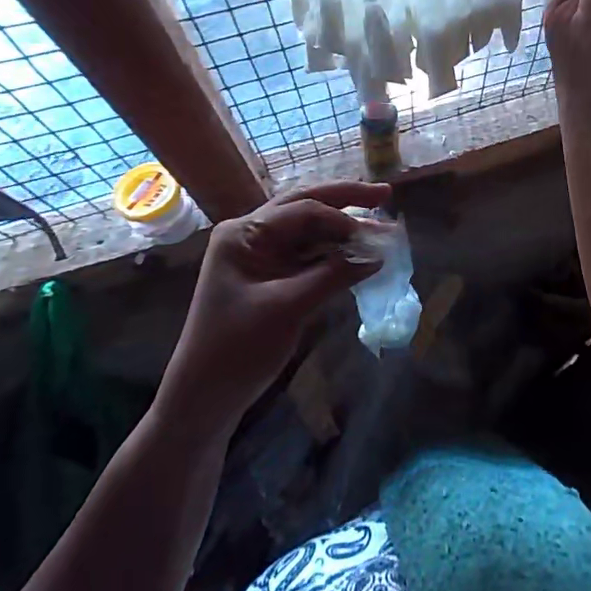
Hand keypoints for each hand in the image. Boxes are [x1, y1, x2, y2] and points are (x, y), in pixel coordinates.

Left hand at [157, 181, 392, 426]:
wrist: (204, 397)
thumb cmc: (238, 348)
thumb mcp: (288, 307)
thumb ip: (333, 274)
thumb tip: (378, 253)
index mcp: (244, 232)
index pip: (302, 210)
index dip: (342, 218)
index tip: (377, 235)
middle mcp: (251, 233)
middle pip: (305, 206)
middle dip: (345, 199)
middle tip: (385, 193)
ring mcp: (260, 254)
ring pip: (309, 230)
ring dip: (343, 229)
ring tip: (382, 227)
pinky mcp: (270, 275)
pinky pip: (307, 254)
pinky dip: (333, 253)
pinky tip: (358, 254)